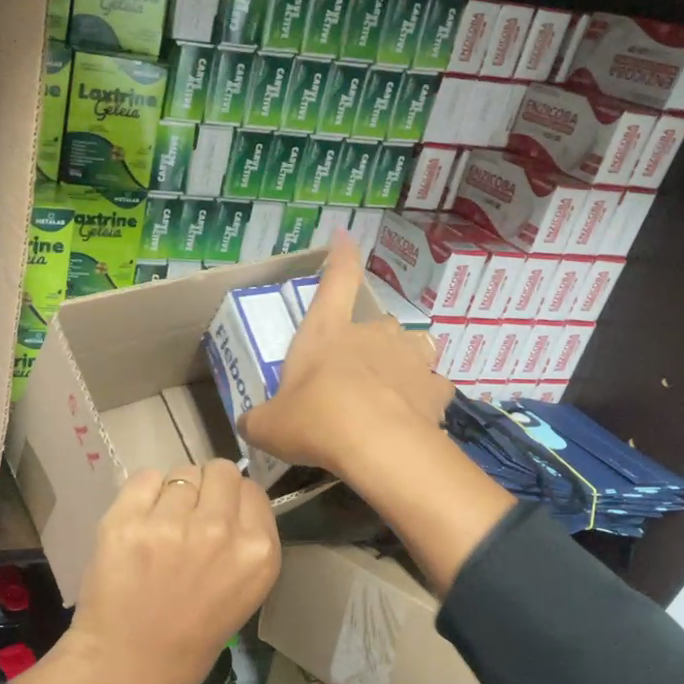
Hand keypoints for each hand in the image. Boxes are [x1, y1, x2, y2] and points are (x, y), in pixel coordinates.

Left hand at [13, 460, 278, 683]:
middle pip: (220, 471)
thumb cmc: (186, 643)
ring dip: (172, 494)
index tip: (217, 515)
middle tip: (188, 515)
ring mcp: (172, 523)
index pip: (253, 491)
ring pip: (181, 474)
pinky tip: (137, 523)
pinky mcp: (128, 520)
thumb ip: (242, 545)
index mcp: (258, 554)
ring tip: (159, 528)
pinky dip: (142, 494)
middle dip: (206, 487)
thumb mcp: (242, 596)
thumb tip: (228, 502)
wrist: (125, 667)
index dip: (233, 499)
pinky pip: (144, 478)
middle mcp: (221, 531)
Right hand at [239, 235, 453, 480]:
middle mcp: (372, 334)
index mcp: (326, 331)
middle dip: (368, 342)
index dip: (341, 257)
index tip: (346, 237)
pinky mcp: (436, 389)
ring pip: (412, 347)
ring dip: (401, 361)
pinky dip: (423, 397)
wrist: (378, 447)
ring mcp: (409, 358)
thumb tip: (247, 424)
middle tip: (353, 374)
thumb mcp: (268, 425)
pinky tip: (413, 416)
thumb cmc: (315, 421)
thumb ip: (258, 420)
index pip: (336, 280)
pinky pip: (431, 386)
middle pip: (376, 323)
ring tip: (390, 388)